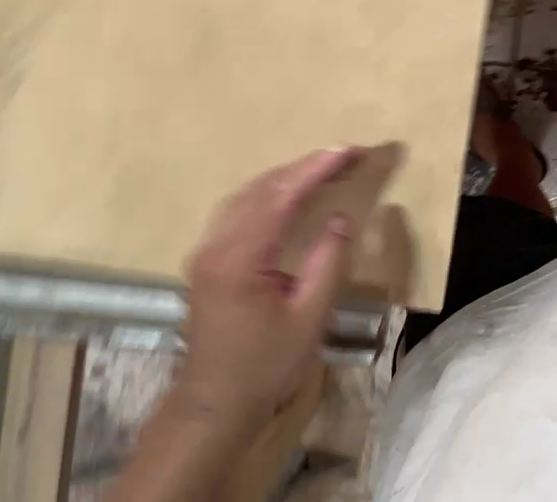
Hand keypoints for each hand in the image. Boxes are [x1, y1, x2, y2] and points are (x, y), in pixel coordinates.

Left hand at [170, 148, 364, 443]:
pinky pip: (238, 210)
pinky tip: (289, 193)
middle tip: (347, 154)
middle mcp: (215, 247)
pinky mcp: (207, 261)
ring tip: (325, 167)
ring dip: (287, 176)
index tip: (350, 150)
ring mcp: (205, 253)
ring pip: (247, 195)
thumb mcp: (310, 317)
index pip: (282, 197)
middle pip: (262, 188)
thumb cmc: (265, 366)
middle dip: (306, 166)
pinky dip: (269, 192)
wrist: (213, 406)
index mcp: (239, 259)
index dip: (317, 169)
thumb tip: (340, 218)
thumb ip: (328, 261)